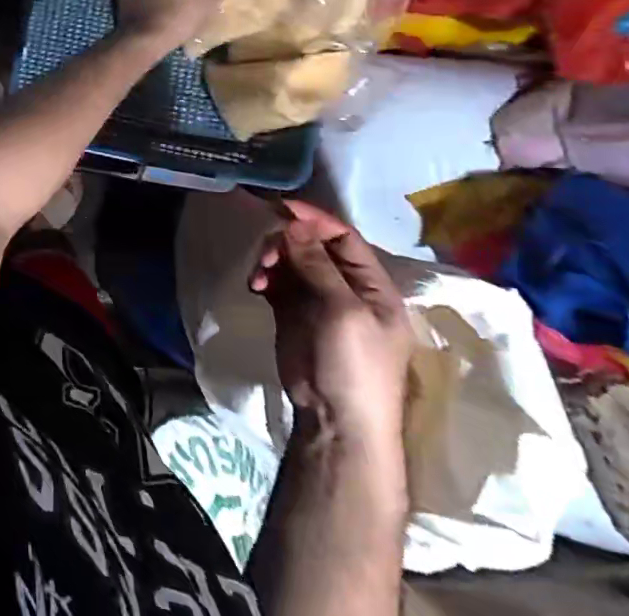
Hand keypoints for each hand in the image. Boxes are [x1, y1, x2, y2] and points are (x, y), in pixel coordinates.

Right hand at [250, 201, 411, 445]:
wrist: (336, 421)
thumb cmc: (354, 365)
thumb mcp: (343, 312)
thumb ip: (318, 266)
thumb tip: (294, 224)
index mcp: (373, 286)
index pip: (344, 239)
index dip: (315, 220)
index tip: (282, 208)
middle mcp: (347, 288)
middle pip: (314, 247)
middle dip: (287, 241)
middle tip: (266, 251)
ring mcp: (319, 302)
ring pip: (292, 263)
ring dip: (272, 259)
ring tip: (259, 274)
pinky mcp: (294, 315)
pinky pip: (277, 283)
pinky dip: (265, 277)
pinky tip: (255, 285)